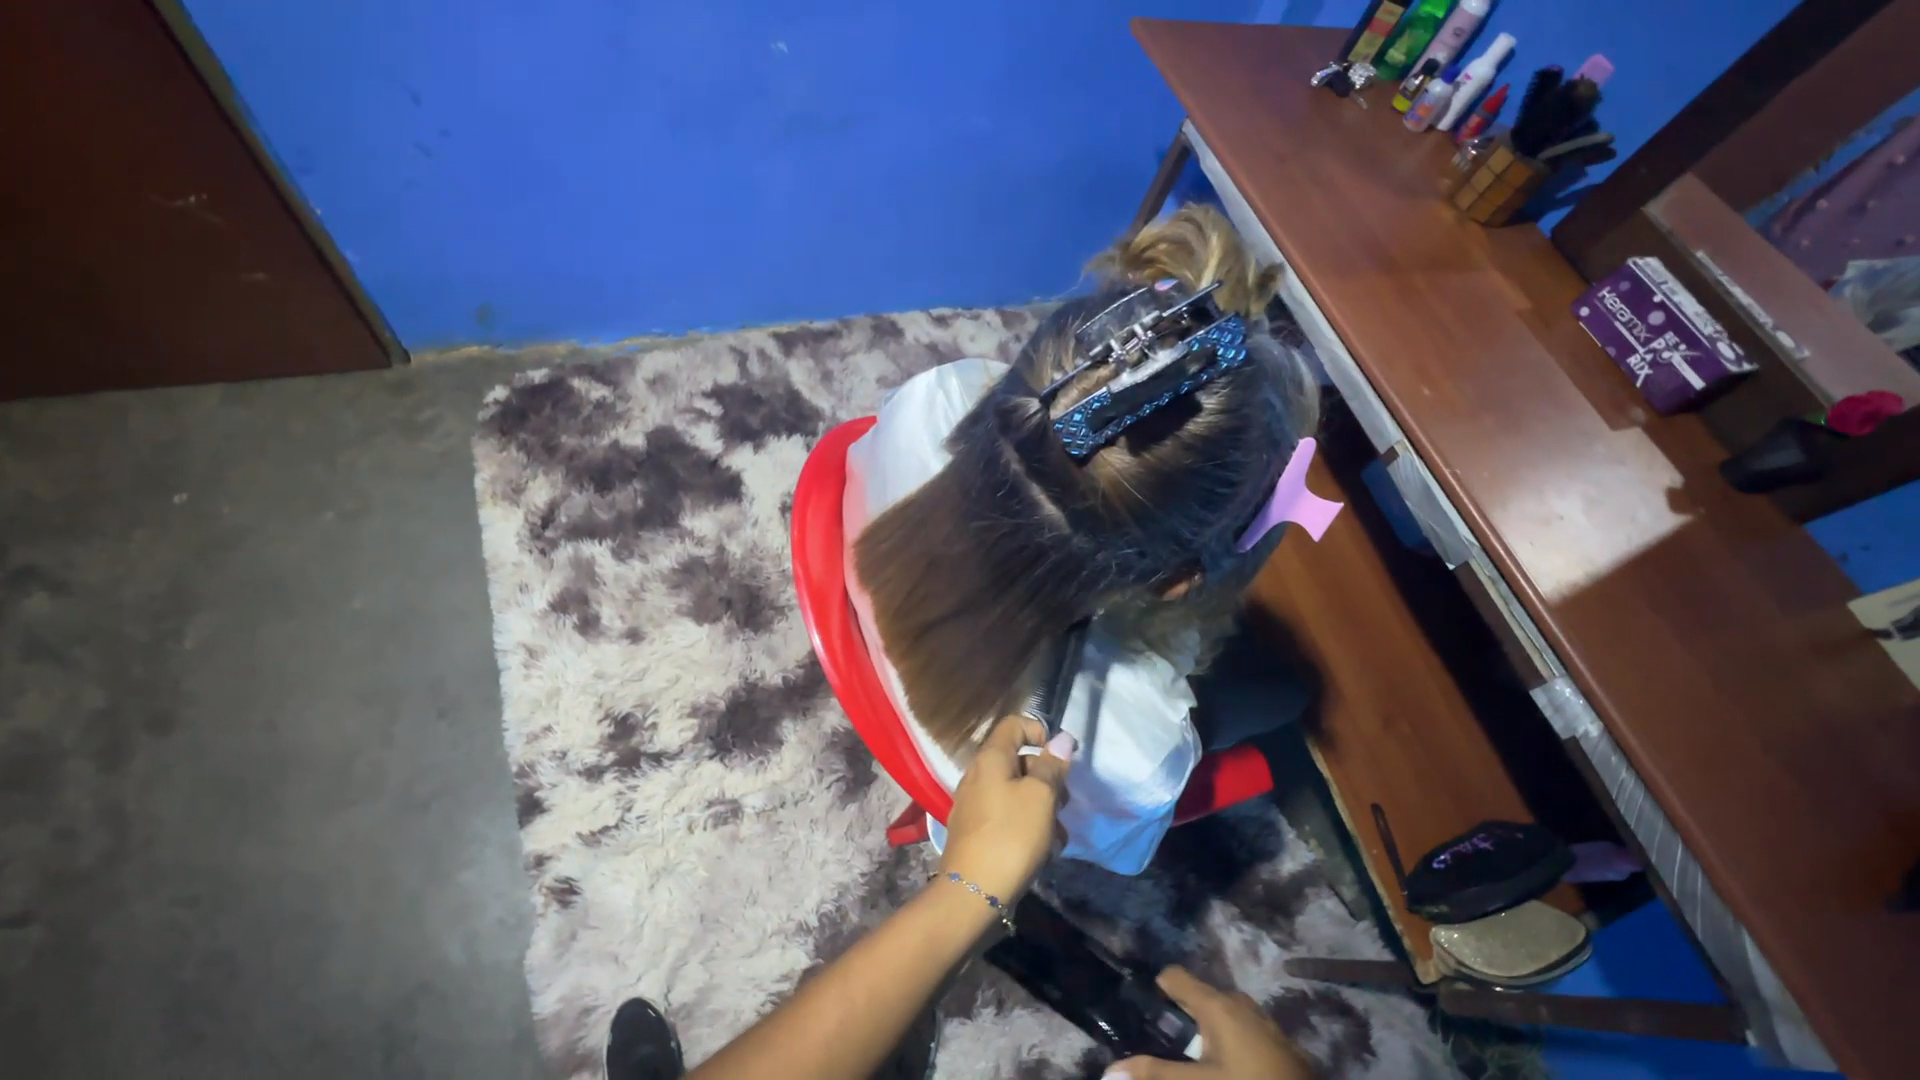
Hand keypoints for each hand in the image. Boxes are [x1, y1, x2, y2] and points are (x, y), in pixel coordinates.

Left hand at [938, 716, 1073, 899]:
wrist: (974, 893)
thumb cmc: (1011, 835)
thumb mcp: (1040, 796)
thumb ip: (1052, 766)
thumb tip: (1062, 739)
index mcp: (990, 759)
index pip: (1014, 725)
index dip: (1040, 731)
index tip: (1061, 756)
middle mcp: (978, 776)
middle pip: (1020, 762)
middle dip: (1048, 779)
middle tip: (1064, 803)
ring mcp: (976, 806)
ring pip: (1019, 795)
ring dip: (1044, 810)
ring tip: (1057, 837)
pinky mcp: (979, 833)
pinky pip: (1010, 819)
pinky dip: (1029, 829)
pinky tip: (1045, 852)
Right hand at [1107, 967, 1314, 1079]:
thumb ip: (1155, 1075)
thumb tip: (1108, 1071)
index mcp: (1217, 1005)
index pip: (1174, 976)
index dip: (1155, 991)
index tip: (1142, 1014)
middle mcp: (1239, 1003)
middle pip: (1198, 998)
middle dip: (1180, 1020)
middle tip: (1166, 1048)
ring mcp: (1263, 1022)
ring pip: (1222, 1018)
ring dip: (1206, 1036)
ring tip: (1194, 1064)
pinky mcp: (1280, 1045)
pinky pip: (1243, 1035)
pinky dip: (1229, 1048)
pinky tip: (1228, 1072)